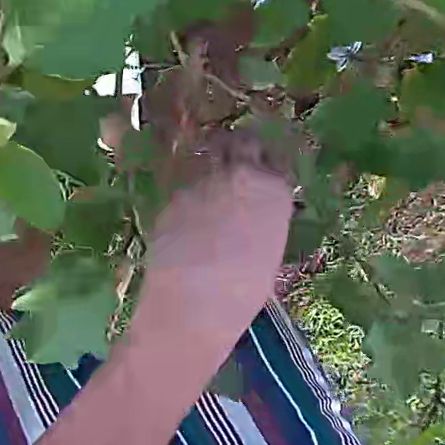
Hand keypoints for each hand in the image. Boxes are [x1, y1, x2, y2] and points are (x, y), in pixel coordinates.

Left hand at [130, 130, 294, 353]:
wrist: (193, 301)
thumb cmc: (245, 290)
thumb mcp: (269, 252)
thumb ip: (264, 219)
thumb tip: (254, 215)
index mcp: (271, 189)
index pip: (273, 158)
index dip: (266, 164)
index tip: (264, 171)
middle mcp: (237, 176)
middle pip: (238, 143)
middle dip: (238, 149)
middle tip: (235, 164)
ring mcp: (200, 183)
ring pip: (207, 160)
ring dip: (210, 168)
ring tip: (210, 193)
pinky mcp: (171, 197)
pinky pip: (185, 187)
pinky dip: (189, 196)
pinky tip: (188, 221)